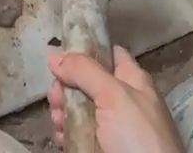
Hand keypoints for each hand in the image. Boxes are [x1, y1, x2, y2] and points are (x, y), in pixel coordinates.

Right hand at [47, 46, 185, 152]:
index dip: (84, 50)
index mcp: (132, 80)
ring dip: (62, 111)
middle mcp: (121, 101)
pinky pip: (77, 133)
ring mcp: (110, 127)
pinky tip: (60, 136)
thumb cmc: (139, 137)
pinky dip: (65, 132)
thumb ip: (85, 70)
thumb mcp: (114, 95)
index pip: (107, 53)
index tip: (60, 54)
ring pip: (78, 108)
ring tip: (58, 120)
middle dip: (65, 86)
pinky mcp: (100, 148)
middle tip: (56, 97)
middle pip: (85, 81)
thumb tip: (54, 53)